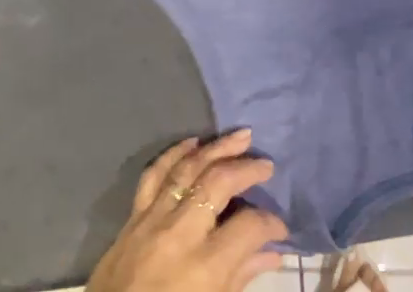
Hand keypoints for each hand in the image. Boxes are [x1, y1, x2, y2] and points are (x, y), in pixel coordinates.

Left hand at [88, 128, 289, 291]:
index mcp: (205, 266)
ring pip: (186, 169)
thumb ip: (241, 276)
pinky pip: (153, 175)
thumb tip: (273, 252)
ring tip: (239, 137)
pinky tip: (192, 142)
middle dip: (246, 168)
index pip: (248, 226)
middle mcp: (180, 233)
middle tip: (266, 163)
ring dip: (215, 148)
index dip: (271, 223)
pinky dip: (173, 154)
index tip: (280, 227)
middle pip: (217, 183)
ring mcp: (152, 219)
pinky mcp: (132, 217)